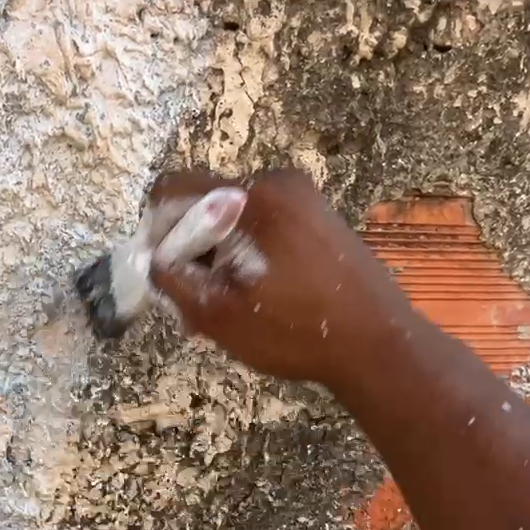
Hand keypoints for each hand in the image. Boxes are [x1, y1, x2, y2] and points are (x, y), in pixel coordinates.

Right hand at [146, 168, 416, 384]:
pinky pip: (259, 228)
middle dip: (186, 252)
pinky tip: (245, 300)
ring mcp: (303, 199)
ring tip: (215, 311)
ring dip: (212, 261)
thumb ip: (174, 281)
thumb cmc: (296, 332)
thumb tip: (151, 260)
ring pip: (230, 222)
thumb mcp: (220, 314)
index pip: (177, 188)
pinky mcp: (316, 218)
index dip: (154, 228)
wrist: (378, 346)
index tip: (155, 270)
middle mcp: (280, 184)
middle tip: (186, 303)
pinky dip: (241, 259)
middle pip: (205, 206)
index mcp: (255, 197)